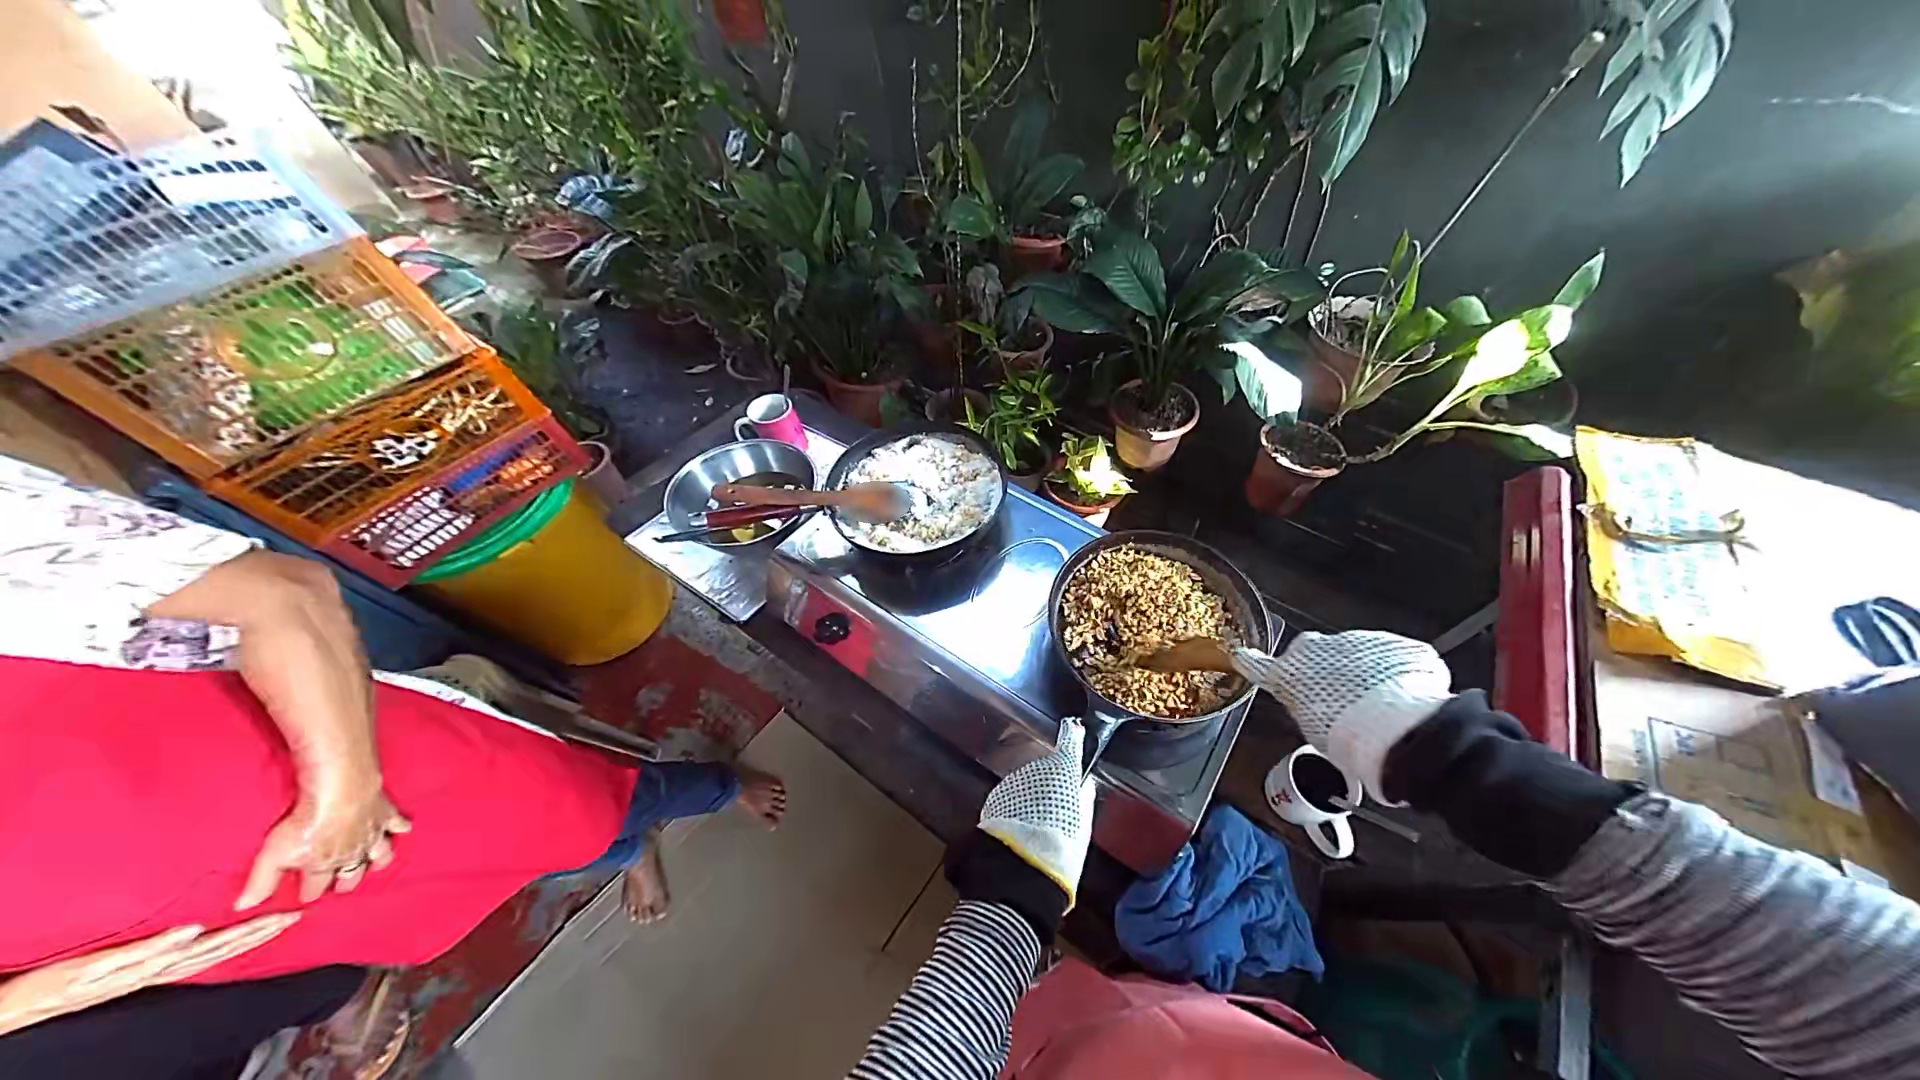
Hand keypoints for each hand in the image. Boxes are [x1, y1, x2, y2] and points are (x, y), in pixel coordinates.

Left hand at [0, 914, 298, 1035]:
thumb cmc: (53, 988)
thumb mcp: (107, 968)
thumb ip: (149, 950)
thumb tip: (199, 928)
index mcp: (154, 969)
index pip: (217, 951)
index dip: (256, 937)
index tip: (292, 918)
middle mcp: (146, 973)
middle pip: (212, 953)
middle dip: (256, 935)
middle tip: (293, 916)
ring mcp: (118, 974)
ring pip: (185, 956)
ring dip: (228, 940)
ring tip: (262, 921)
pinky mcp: (87, 973)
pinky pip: (133, 958)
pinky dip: (165, 946)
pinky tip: (192, 932)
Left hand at [235, 785, 411, 909]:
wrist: (341, 793)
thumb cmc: (305, 822)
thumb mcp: (272, 855)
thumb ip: (260, 882)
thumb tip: (242, 908)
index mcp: (323, 866)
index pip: (315, 887)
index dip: (310, 893)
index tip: (306, 897)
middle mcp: (351, 854)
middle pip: (351, 873)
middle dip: (347, 881)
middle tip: (343, 887)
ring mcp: (372, 835)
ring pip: (380, 853)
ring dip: (379, 861)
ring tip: (378, 866)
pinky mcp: (386, 816)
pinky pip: (398, 824)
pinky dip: (402, 827)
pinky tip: (404, 829)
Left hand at [978, 717, 1097, 903]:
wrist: (1022, 867)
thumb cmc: (1063, 847)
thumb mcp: (1083, 824)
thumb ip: (1084, 798)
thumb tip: (1084, 784)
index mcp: (1062, 770)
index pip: (1069, 743)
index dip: (1072, 735)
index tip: (1073, 727)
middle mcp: (1035, 768)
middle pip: (1046, 767)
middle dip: (1051, 779)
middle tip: (1058, 805)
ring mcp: (1013, 780)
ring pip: (1027, 781)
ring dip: (1033, 793)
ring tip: (1040, 822)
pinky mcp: (996, 795)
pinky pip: (1012, 794)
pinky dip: (1017, 804)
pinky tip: (1023, 825)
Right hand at [1232, 630, 1453, 800]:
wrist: (1400, 727)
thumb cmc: (1350, 736)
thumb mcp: (1314, 731)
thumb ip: (1308, 708)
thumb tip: (1316, 710)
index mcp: (1286, 674)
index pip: (1257, 665)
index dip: (1249, 661)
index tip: (1241, 656)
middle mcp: (1314, 649)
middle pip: (1312, 653)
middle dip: (1323, 668)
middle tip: (1341, 698)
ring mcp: (1353, 641)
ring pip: (1353, 653)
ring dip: (1363, 672)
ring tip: (1380, 705)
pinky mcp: (1389, 641)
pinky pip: (1388, 654)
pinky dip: (1395, 671)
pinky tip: (1405, 696)